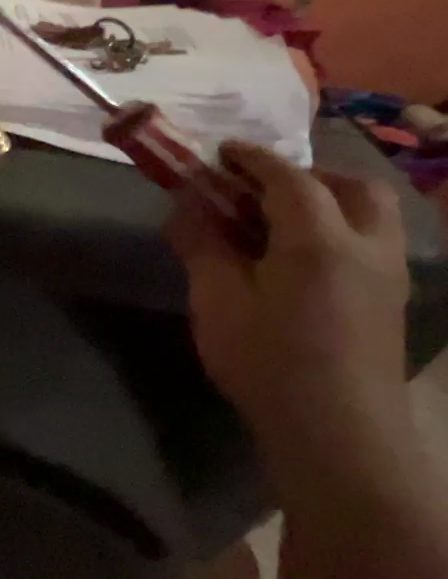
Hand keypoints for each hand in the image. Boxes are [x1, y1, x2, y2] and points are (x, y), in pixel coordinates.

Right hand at [168, 142, 410, 444]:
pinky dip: (336, 225)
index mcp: (320, 243)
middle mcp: (368, 246)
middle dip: (304, 174)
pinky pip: (370, 239)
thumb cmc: (264, 359)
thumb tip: (187, 207)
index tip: (218, 152)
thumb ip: (203, 246)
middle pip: (352, 186)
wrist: (335, 425)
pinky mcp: (390, 297)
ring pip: (371, 212)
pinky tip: (296, 252)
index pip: (290, 180)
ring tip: (274, 216)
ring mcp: (389, 272)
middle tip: (253, 185)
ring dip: (327, 198)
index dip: (252, 160)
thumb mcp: (216, 301)